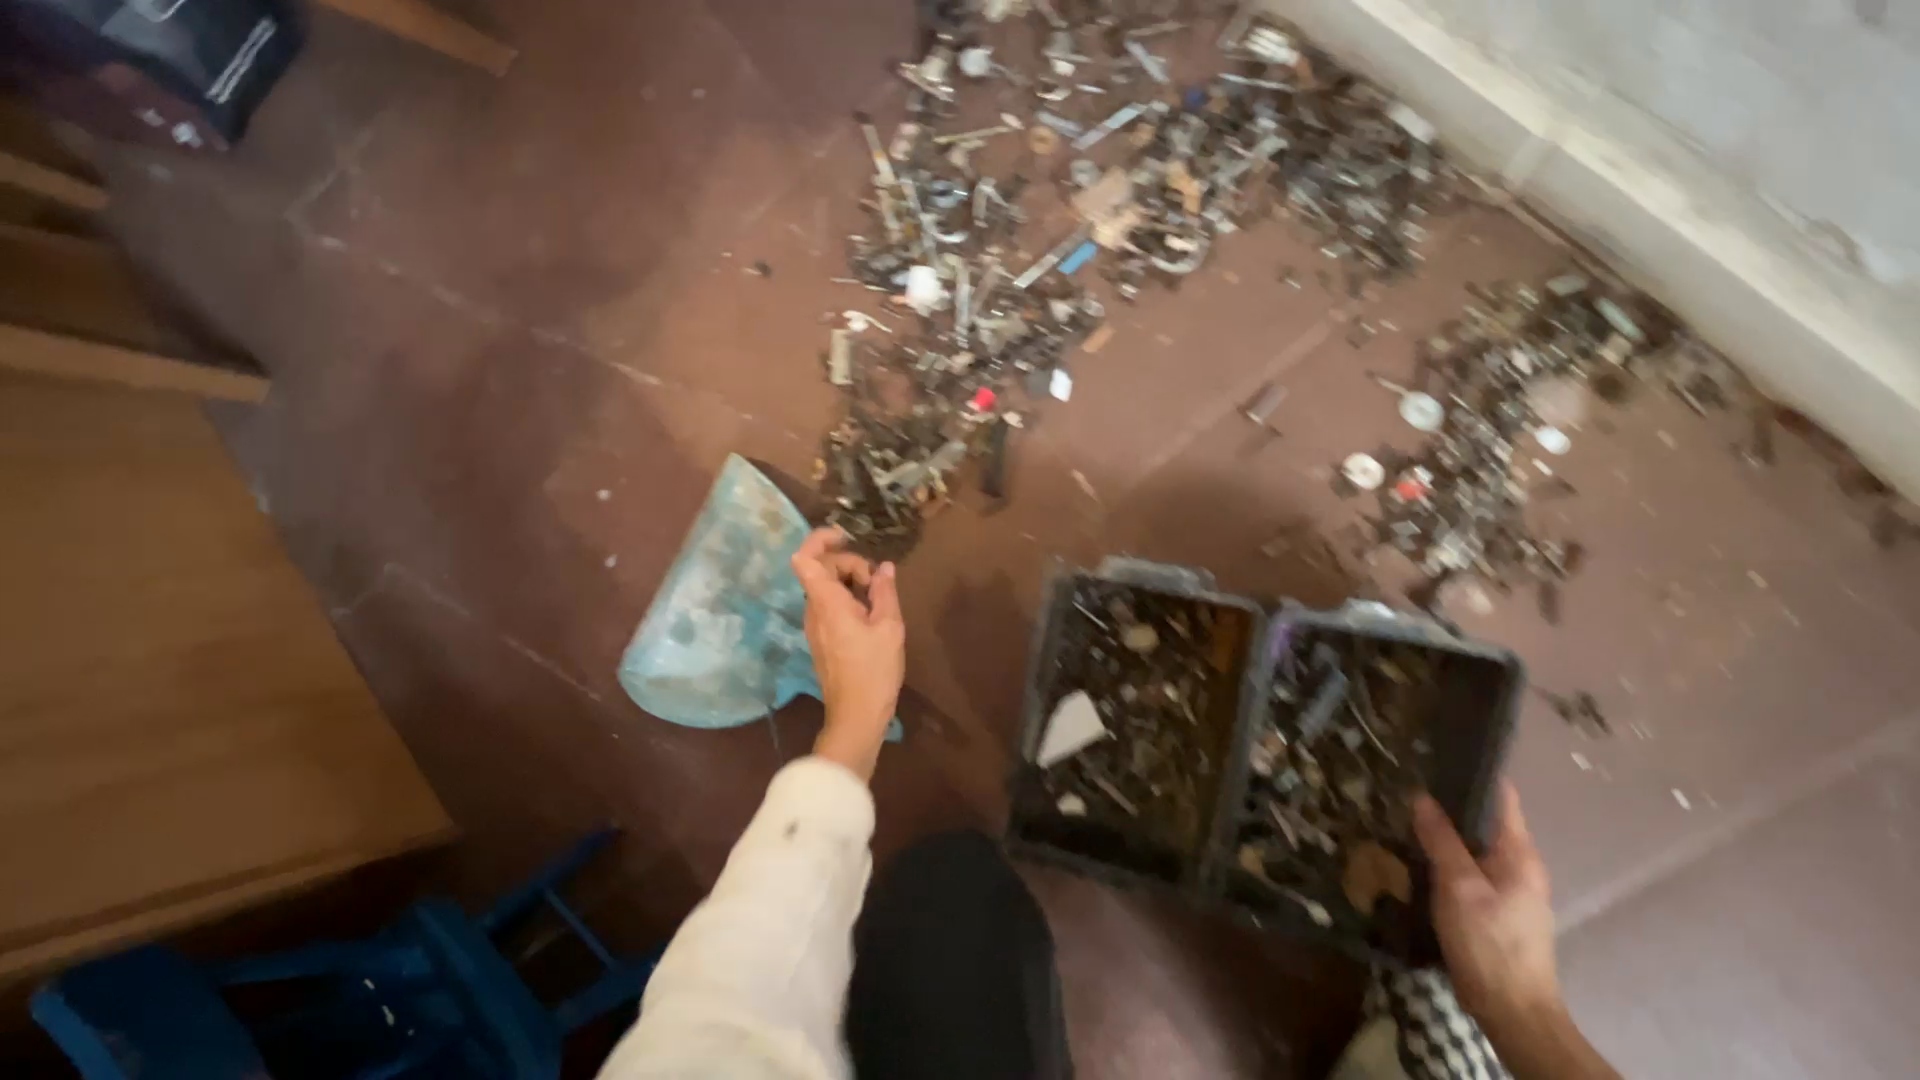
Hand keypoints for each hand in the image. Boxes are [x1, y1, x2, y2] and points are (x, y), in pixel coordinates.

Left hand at [789, 528, 904, 781]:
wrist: (855, 716)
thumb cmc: (874, 670)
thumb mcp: (890, 627)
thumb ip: (885, 592)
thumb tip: (884, 567)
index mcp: (827, 603)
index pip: (805, 558)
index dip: (820, 539)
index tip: (846, 537)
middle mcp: (813, 610)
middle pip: (820, 569)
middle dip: (849, 564)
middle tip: (878, 582)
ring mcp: (814, 626)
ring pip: (825, 588)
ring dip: (851, 582)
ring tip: (880, 599)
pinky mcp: (821, 639)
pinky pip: (829, 605)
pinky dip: (848, 599)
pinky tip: (872, 615)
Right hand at [1413, 784, 1560, 1035]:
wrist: (1512, 1010)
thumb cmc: (1489, 943)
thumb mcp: (1458, 886)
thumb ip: (1441, 840)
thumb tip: (1421, 797)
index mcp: (1520, 854)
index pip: (1502, 797)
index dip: (1474, 773)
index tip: (1439, 753)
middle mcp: (1520, 866)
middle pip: (1484, 821)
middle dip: (1449, 803)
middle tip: (1406, 784)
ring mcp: (1510, 889)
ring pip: (1473, 847)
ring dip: (1444, 834)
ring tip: (1404, 817)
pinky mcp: (1495, 910)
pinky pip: (1469, 870)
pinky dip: (1445, 859)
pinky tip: (1417, 859)